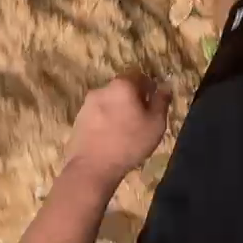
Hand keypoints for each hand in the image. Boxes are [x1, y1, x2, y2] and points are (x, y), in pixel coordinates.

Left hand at [64, 73, 169, 188]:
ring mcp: (87, 104)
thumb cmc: (129, 142)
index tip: (153, 102)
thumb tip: (165, 86)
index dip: (148, 86)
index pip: (138, 74)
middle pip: (122, 87)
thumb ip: (162, 101)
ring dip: (118, 110)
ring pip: (109, 101)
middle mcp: (102, 89)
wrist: (92, 168)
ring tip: (125, 130)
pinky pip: (98, 115)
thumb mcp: (156, 123)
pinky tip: (111, 138)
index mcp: (122, 85)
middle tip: (141, 118)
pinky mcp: (78, 120)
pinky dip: (105, 121)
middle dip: (132, 98)